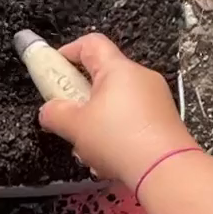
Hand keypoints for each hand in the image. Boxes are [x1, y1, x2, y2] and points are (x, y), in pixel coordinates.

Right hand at [35, 33, 198, 187]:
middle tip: (66, 117)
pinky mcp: (162, 121)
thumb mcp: (73, 126)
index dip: (67, 51)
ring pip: (113, 104)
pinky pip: (129, 121)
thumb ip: (54, 113)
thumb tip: (49, 110)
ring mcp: (154, 99)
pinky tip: (107, 159)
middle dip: (79, 98)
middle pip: (101, 78)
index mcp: (118, 69)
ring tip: (87, 148)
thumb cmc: (118, 139)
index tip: (53, 67)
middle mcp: (140, 78)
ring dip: (94, 122)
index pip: (91, 44)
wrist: (163, 169)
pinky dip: (113, 135)